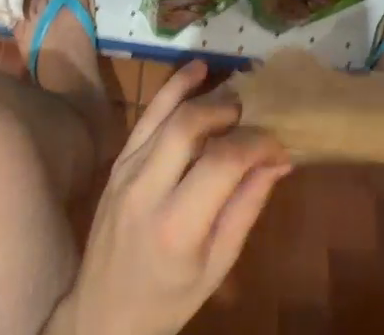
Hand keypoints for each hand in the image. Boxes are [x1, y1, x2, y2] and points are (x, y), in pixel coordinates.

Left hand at [49, 60, 289, 334]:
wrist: (103, 310)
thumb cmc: (169, 298)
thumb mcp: (217, 264)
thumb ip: (246, 207)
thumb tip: (280, 160)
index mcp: (177, 226)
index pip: (222, 163)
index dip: (256, 144)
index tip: (279, 142)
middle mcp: (146, 189)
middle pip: (188, 126)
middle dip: (227, 110)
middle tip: (256, 111)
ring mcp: (125, 171)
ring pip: (164, 113)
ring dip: (201, 92)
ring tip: (233, 84)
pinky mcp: (117, 161)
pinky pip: (145, 117)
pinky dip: (171, 90)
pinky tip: (196, 73)